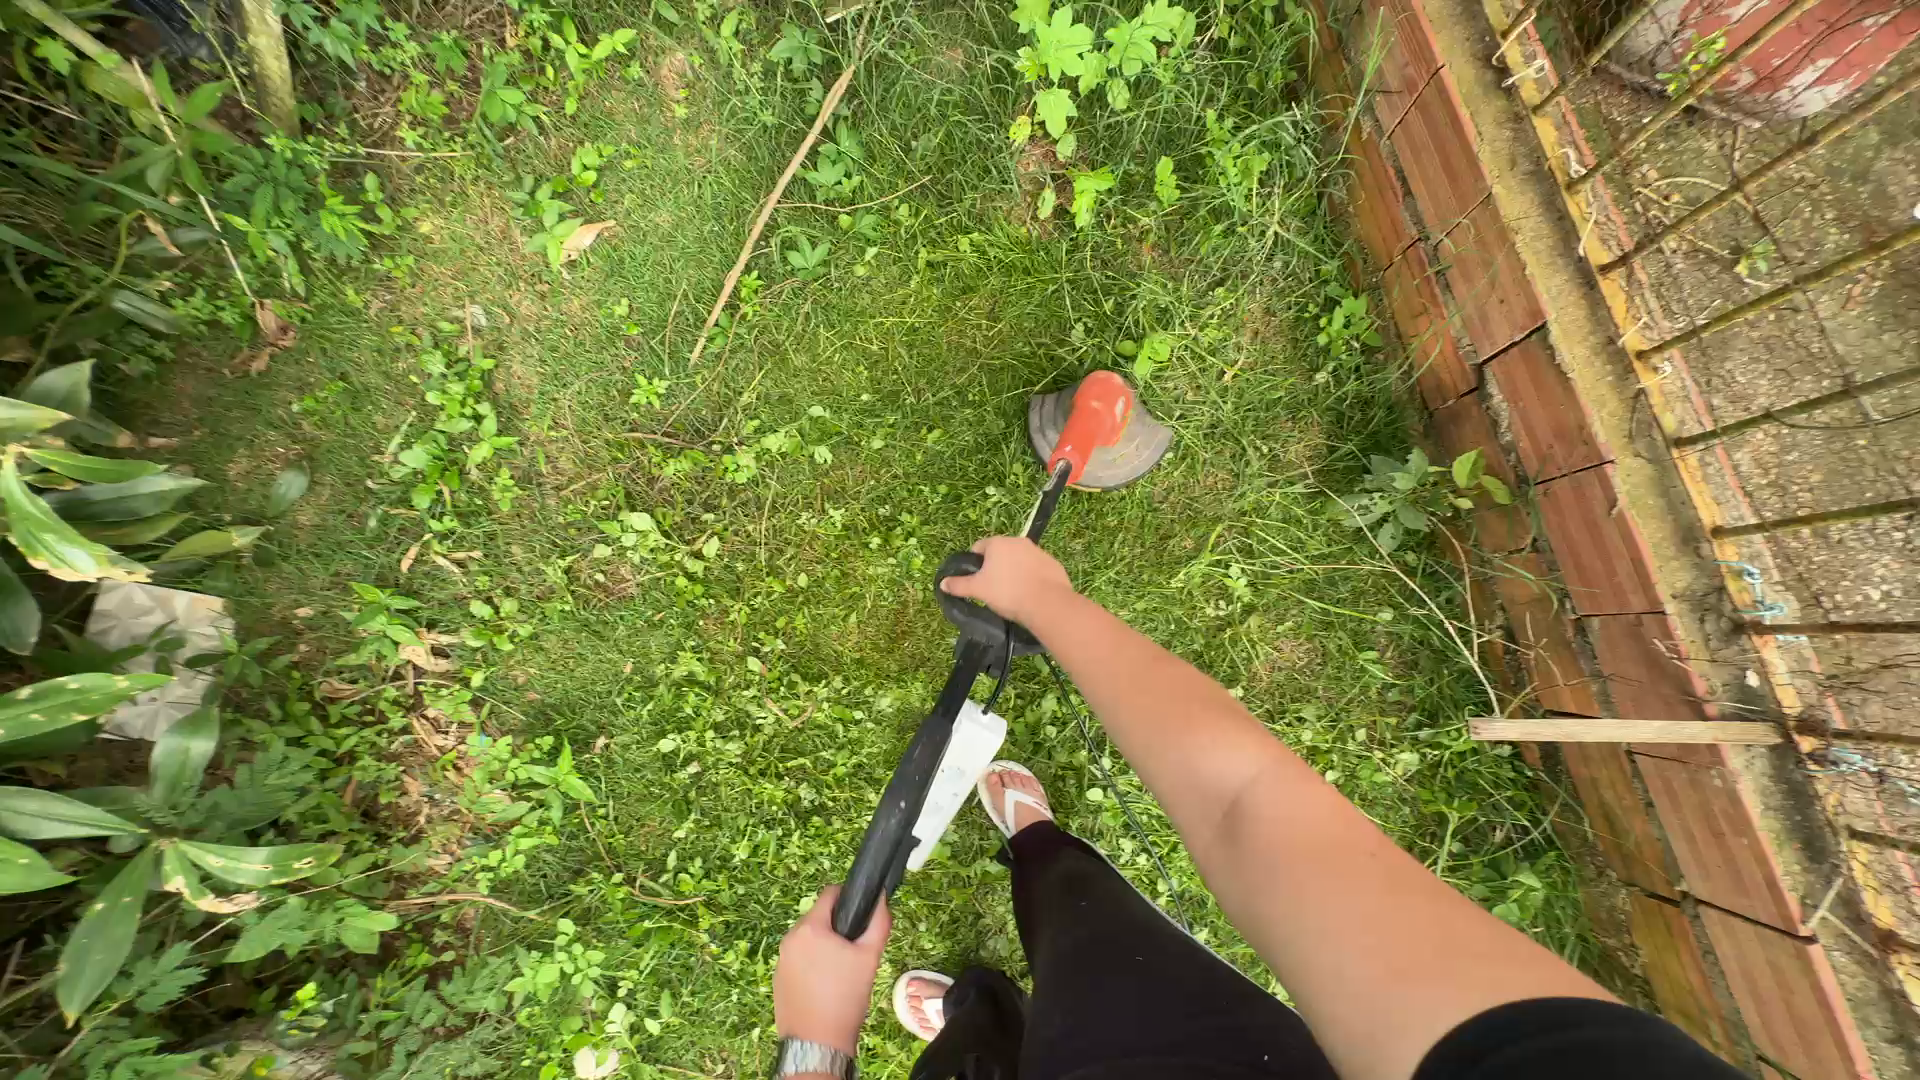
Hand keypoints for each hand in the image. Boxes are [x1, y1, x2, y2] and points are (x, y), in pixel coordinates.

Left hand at [773, 886, 890, 1054]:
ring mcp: (780, 961)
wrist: (817, 1045)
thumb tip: (880, 897)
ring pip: (808, 940)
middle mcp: (789, 938)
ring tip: (841, 972)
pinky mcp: (777, 981)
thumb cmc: (846, 997)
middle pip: (819, 918)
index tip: (860, 916)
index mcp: (810, 927)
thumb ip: (879, 921)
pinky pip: (798, 961)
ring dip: (824, 947)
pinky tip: (825, 987)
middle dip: (837, 928)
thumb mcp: (870, 956)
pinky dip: (811, 965)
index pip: (830, 894)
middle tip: (854, 951)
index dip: (849, 898)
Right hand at [938, 536, 1075, 625]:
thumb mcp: (978, 590)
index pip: (979, 548)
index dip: (975, 564)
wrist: (1046, 603)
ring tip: (1013, 594)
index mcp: (997, 543)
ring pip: (1019, 560)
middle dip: (995, 567)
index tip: (976, 581)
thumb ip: (959, 585)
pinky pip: (1036, 569)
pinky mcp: (1053, 563)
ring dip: (1014, 571)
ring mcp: (1038, 551)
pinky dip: (1031, 577)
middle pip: (1000, 553)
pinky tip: (1030, 594)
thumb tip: (943, 583)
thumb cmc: (1007, 593)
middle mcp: (1018, 541)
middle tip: (993, 589)